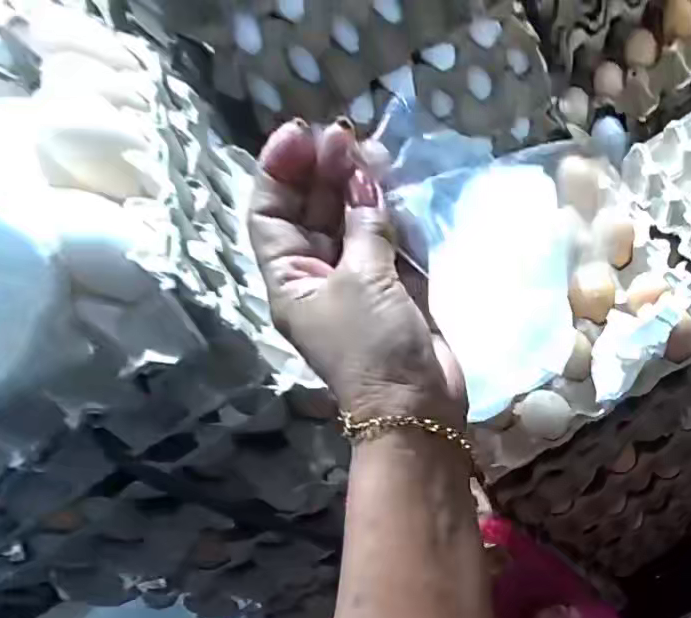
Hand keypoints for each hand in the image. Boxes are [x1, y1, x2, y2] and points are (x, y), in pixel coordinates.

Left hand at [248, 119, 464, 426]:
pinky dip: (395, 222)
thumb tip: (365, 181)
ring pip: (355, 229)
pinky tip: (400, 191)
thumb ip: (366, 227)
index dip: (283, 170)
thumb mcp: (363, 282)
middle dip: (328, 174)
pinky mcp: (398, 297)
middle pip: (314, 215)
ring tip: (378, 155)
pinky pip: (389, 248)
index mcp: (291, 280)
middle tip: (350, 139)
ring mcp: (362, 288)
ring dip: (364, 193)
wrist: (418, 409)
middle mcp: (321, 281)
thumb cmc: (376, 349)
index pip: (271, 214)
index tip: (307, 134)